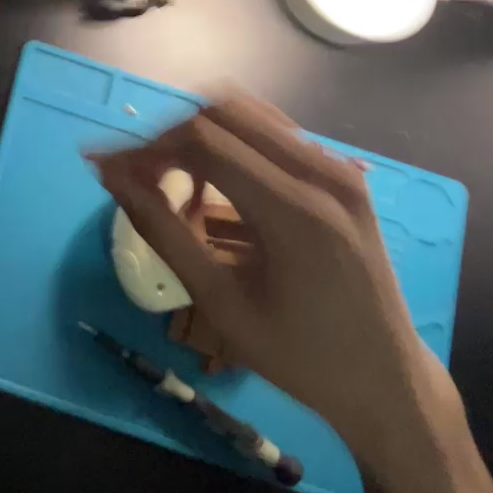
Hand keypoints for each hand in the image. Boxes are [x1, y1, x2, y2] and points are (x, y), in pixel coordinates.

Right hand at [91, 95, 461, 458]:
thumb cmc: (296, 354)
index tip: (107, 170)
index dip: (144, 146)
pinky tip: (207, 179)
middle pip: (221, 112)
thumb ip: (160, 230)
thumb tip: (110, 176)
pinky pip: (270, 130)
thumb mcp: (216, 300)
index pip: (201, 139)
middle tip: (135, 173)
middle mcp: (323, 175)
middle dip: (165, 134)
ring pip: (245, 112)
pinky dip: (226, 141)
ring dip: (194, 133)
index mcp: (295, 212)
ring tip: (166, 175)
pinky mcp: (342, 174)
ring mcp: (339, 169)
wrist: (386, 380)